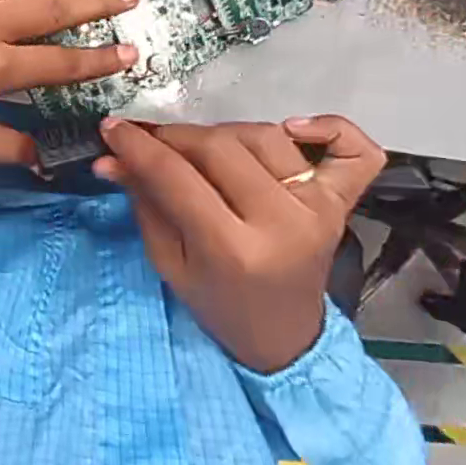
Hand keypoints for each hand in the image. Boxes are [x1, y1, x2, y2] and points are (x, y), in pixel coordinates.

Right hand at [95, 116, 385, 371]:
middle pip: (219, 147)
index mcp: (232, 249)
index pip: (175, 176)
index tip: (112, 129)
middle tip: (148, 140)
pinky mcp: (340, 204)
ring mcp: (318, 209)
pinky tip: (294, 126)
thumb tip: (111, 157)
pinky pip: (354, 152)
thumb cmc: (217, 303)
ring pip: (263, 136)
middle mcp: (282, 223)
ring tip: (198, 149)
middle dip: (172, 135)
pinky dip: (330, 128)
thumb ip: (144, 203)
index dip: (137, 146)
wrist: (282, 338)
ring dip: (220, 132)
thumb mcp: (168, 261)